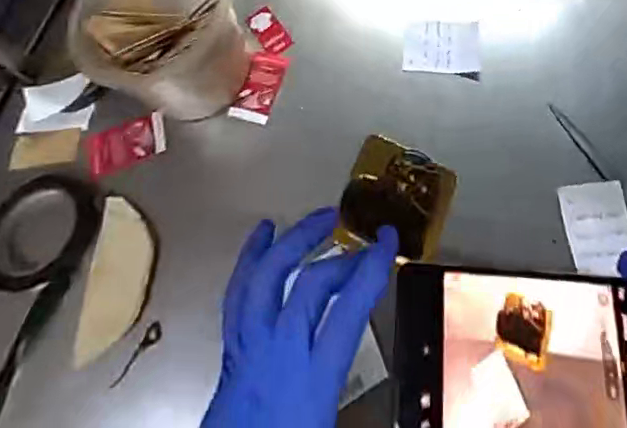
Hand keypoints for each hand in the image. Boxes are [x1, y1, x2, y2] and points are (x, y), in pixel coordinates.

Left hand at [201, 208, 398, 427]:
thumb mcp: (330, 427)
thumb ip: (358, 403)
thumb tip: (396, 408)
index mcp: (310, 382)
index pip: (346, 313)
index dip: (369, 272)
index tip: (385, 242)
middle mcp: (276, 353)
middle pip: (308, 289)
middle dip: (338, 257)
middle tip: (359, 235)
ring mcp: (247, 346)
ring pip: (266, 279)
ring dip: (292, 242)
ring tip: (315, 220)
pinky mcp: (230, 349)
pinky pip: (237, 293)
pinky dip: (250, 259)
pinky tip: (260, 238)